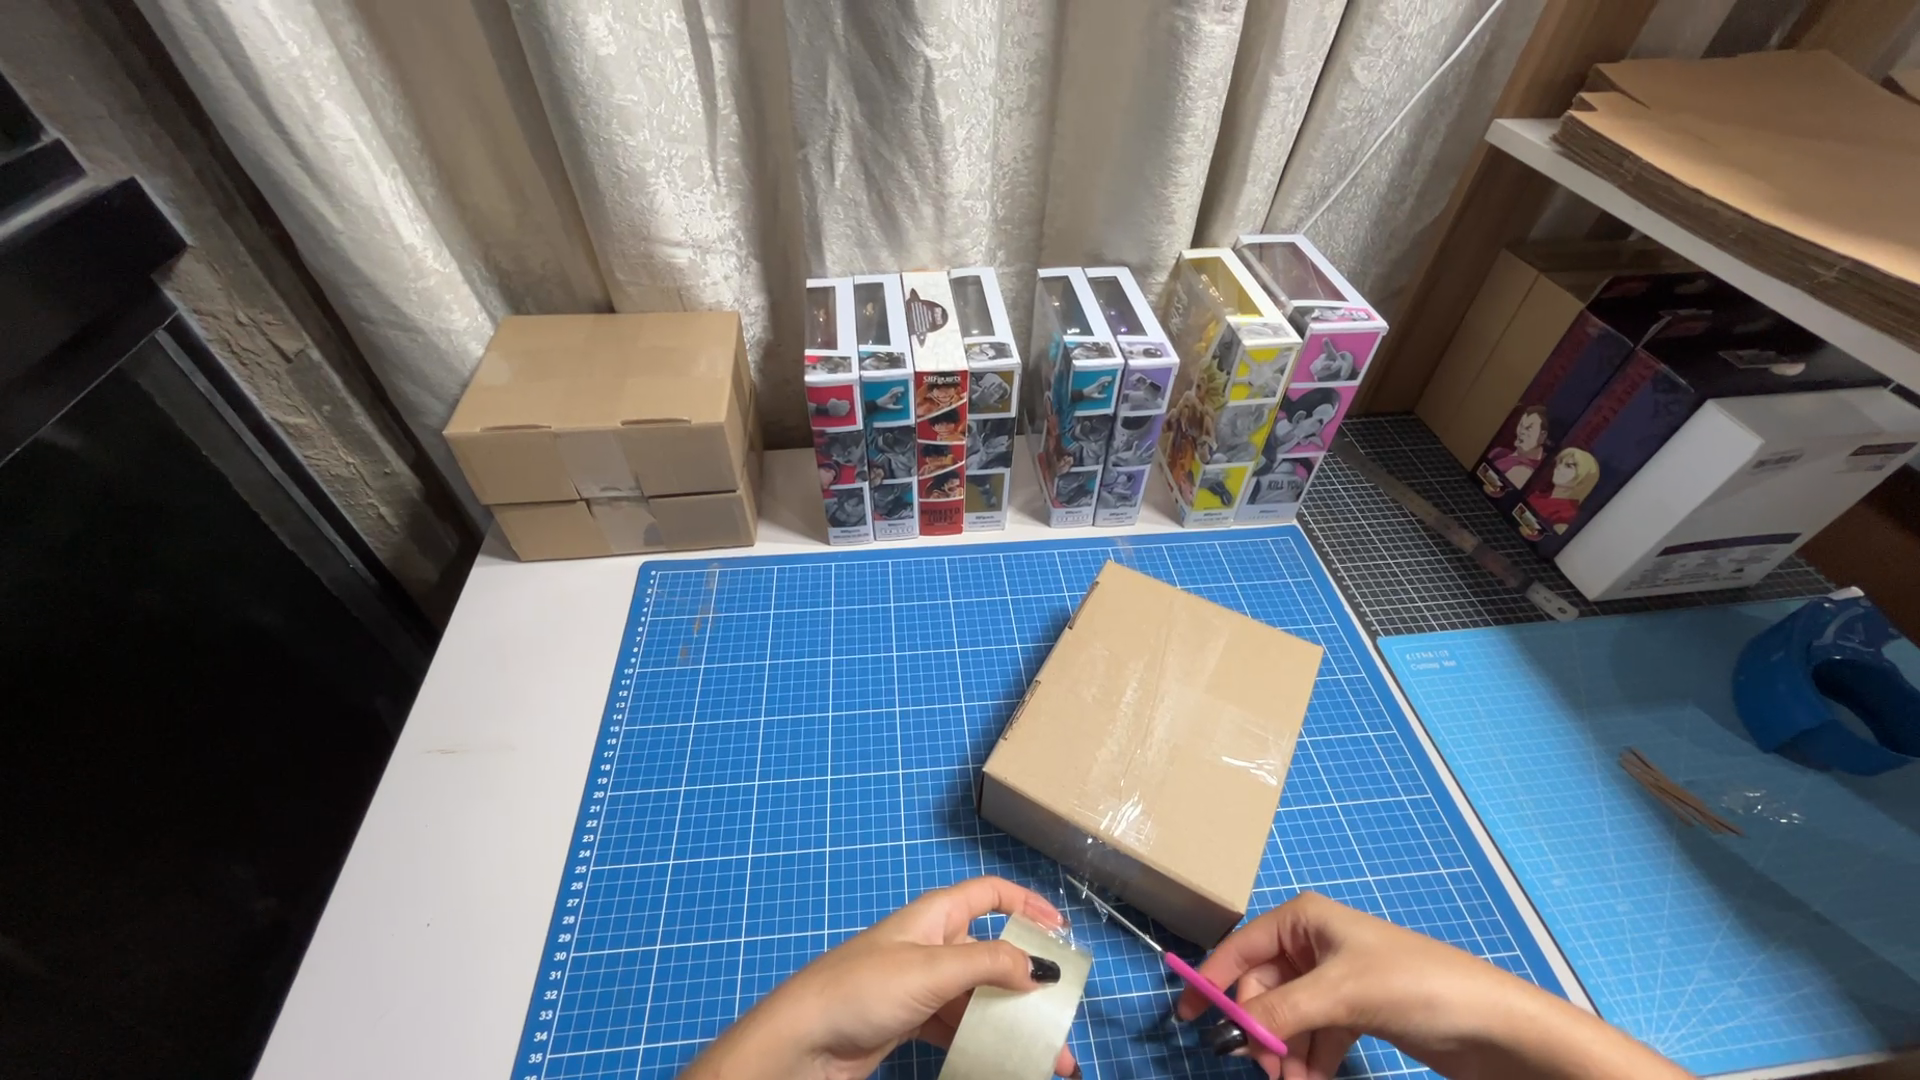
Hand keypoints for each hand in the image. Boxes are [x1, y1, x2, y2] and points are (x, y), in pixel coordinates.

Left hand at [685, 876, 1076, 1079]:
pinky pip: (959, 1024)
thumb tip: (1039, 968)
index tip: (1062, 932)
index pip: (991, 894)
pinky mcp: (913, 1019)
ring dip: (1011, 1022)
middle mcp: (934, 942)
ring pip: (979, 995)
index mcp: (937, 914)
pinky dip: (982, 1040)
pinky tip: (1001, 1061)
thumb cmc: (865, 987)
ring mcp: (923, 983)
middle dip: (1028, 984)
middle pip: (992, 953)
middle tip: (1061, 1018)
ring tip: (1046, 1058)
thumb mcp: (932, 970)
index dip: (1027, 905)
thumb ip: (988, 964)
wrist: (804, 1041)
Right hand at [1177, 892, 1690, 1079]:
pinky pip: (1315, 1034)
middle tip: (1258, 1067)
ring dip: (1283, 1050)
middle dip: (1258, 1027)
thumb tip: (1234, 1029)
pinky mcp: (1357, 1011)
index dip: (1212, 978)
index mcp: (1303, 919)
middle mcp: (1313, 944)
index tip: (1188, 1016)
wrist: (1497, 1024)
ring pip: (1288, 1015)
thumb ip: (1281, 1010)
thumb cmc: (1413, 984)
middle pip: (1264, 986)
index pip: (1242, 946)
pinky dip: (1308, 1059)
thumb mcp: (1340, 994)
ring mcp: (1335, 979)